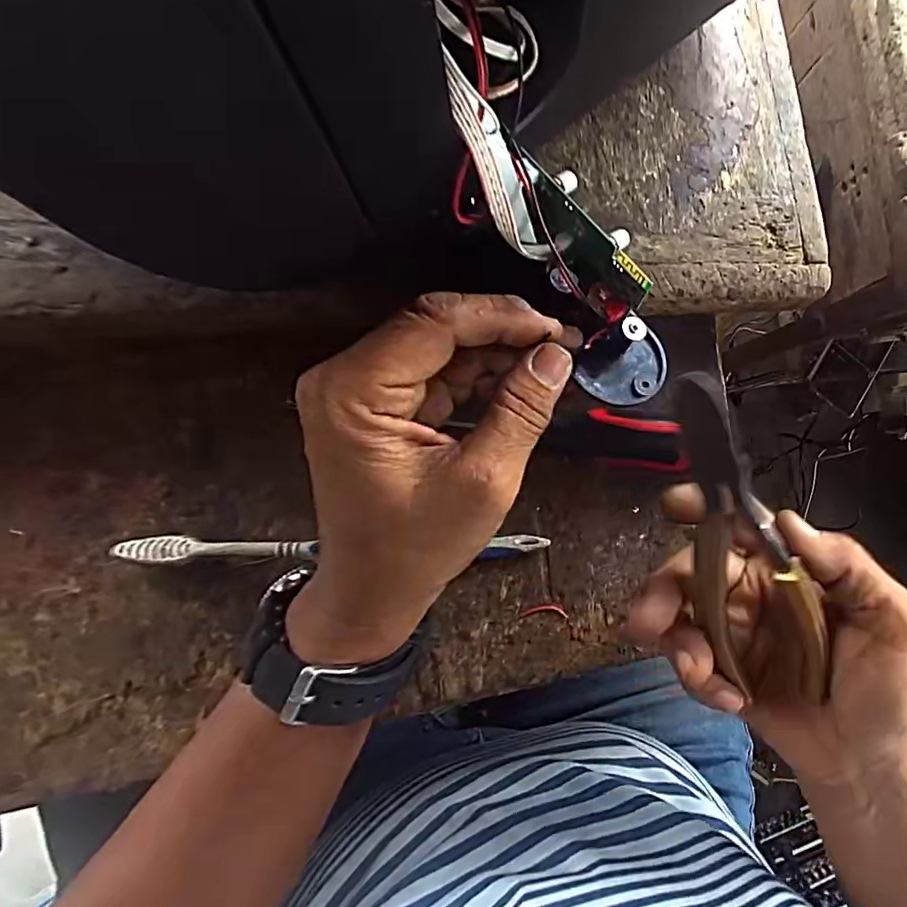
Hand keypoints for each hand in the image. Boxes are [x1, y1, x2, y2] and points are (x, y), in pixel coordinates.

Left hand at [287, 292, 577, 664]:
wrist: (375, 588)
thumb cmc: (414, 547)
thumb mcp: (484, 479)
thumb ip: (520, 411)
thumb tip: (554, 359)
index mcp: (354, 392)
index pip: (435, 323)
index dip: (501, 318)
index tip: (552, 330)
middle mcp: (347, 380)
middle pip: (437, 325)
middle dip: (504, 329)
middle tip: (559, 342)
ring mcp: (362, 391)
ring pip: (443, 344)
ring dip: (499, 349)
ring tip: (550, 360)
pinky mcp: (383, 404)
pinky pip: (440, 371)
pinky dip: (483, 372)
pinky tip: (521, 378)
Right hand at [624, 485, 906, 788]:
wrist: (866, 756)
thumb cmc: (884, 681)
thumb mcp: (889, 614)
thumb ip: (847, 564)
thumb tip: (790, 523)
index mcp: (792, 566)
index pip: (746, 525)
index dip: (709, 508)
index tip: (679, 506)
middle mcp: (757, 591)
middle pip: (696, 566)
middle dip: (665, 583)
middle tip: (652, 616)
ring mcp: (736, 632)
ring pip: (680, 613)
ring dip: (672, 637)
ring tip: (696, 670)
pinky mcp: (723, 672)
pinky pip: (690, 663)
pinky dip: (700, 681)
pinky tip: (734, 700)